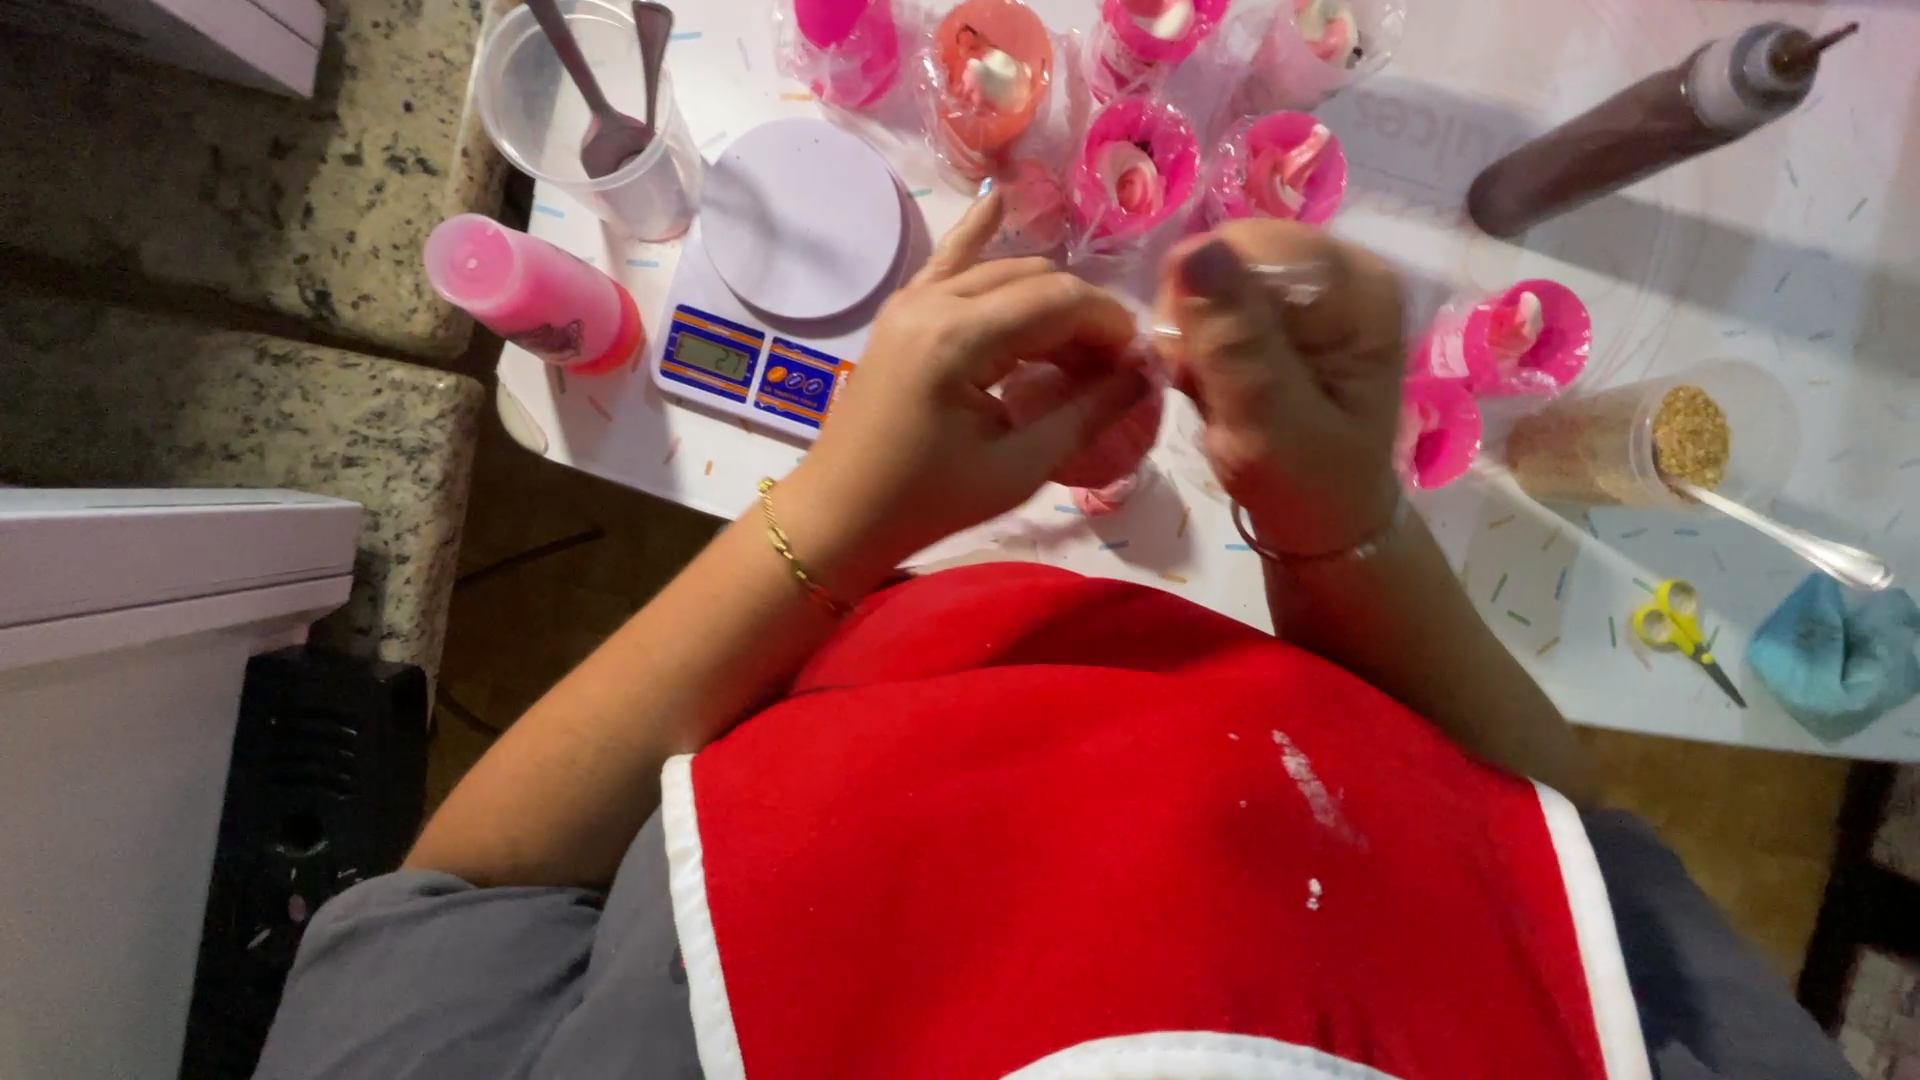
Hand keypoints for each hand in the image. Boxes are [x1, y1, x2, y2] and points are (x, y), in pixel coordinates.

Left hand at [779, 191, 1150, 589]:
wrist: (842, 515)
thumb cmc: (929, 503)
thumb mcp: (1018, 468)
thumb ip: (1087, 414)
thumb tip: (1145, 375)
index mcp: (959, 338)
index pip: (1059, 300)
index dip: (1109, 325)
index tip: (1135, 362)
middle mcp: (932, 301)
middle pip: (1033, 279)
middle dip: (1081, 314)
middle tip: (1105, 367)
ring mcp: (909, 301)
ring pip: (999, 272)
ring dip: (1045, 299)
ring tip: (1073, 347)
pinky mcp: (898, 313)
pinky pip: (948, 263)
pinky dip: (978, 240)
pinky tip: (998, 203)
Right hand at [1152, 222, 1405, 556]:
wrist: (1321, 523)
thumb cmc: (1304, 484)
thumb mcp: (1266, 422)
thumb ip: (1233, 341)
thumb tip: (1191, 250)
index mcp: (1355, 287)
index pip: (1246, 246)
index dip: (1201, 299)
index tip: (1191, 366)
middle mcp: (1338, 273)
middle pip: (1228, 255)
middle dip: (1195, 320)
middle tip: (1201, 384)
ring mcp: (1311, 293)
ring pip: (1213, 280)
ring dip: (1192, 338)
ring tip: (1210, 390)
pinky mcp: (1286, 315)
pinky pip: (1215, 305)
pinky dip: (1199, 346)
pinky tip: (1213, 383)